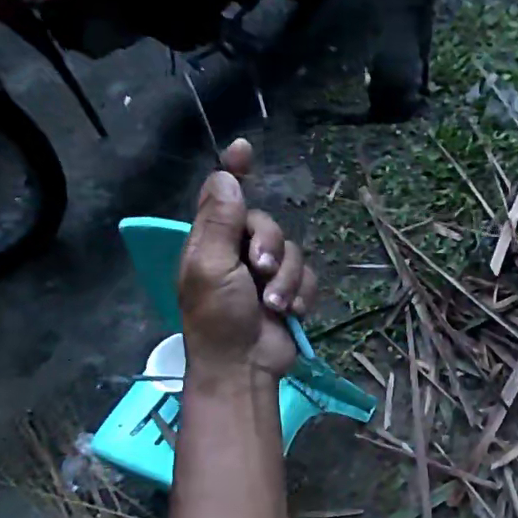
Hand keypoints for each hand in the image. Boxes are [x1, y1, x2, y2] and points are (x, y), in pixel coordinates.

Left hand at [177, 139, 317, 384]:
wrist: (244, 367)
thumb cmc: (218, 319)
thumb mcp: (210, 267)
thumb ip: (219, 222)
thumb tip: (225, 177)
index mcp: (210, 243)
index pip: (221, 197)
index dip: (233, 172)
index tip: (243, 150)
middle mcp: (237, 252)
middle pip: (266, 223)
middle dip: (269, 246)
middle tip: (259, 271)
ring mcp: (265, 275)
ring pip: (291, 251)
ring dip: (285, 279)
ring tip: (274, 305)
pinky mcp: (289, 293)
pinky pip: (307, 276)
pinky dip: (300, 293)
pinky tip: (291, 312)